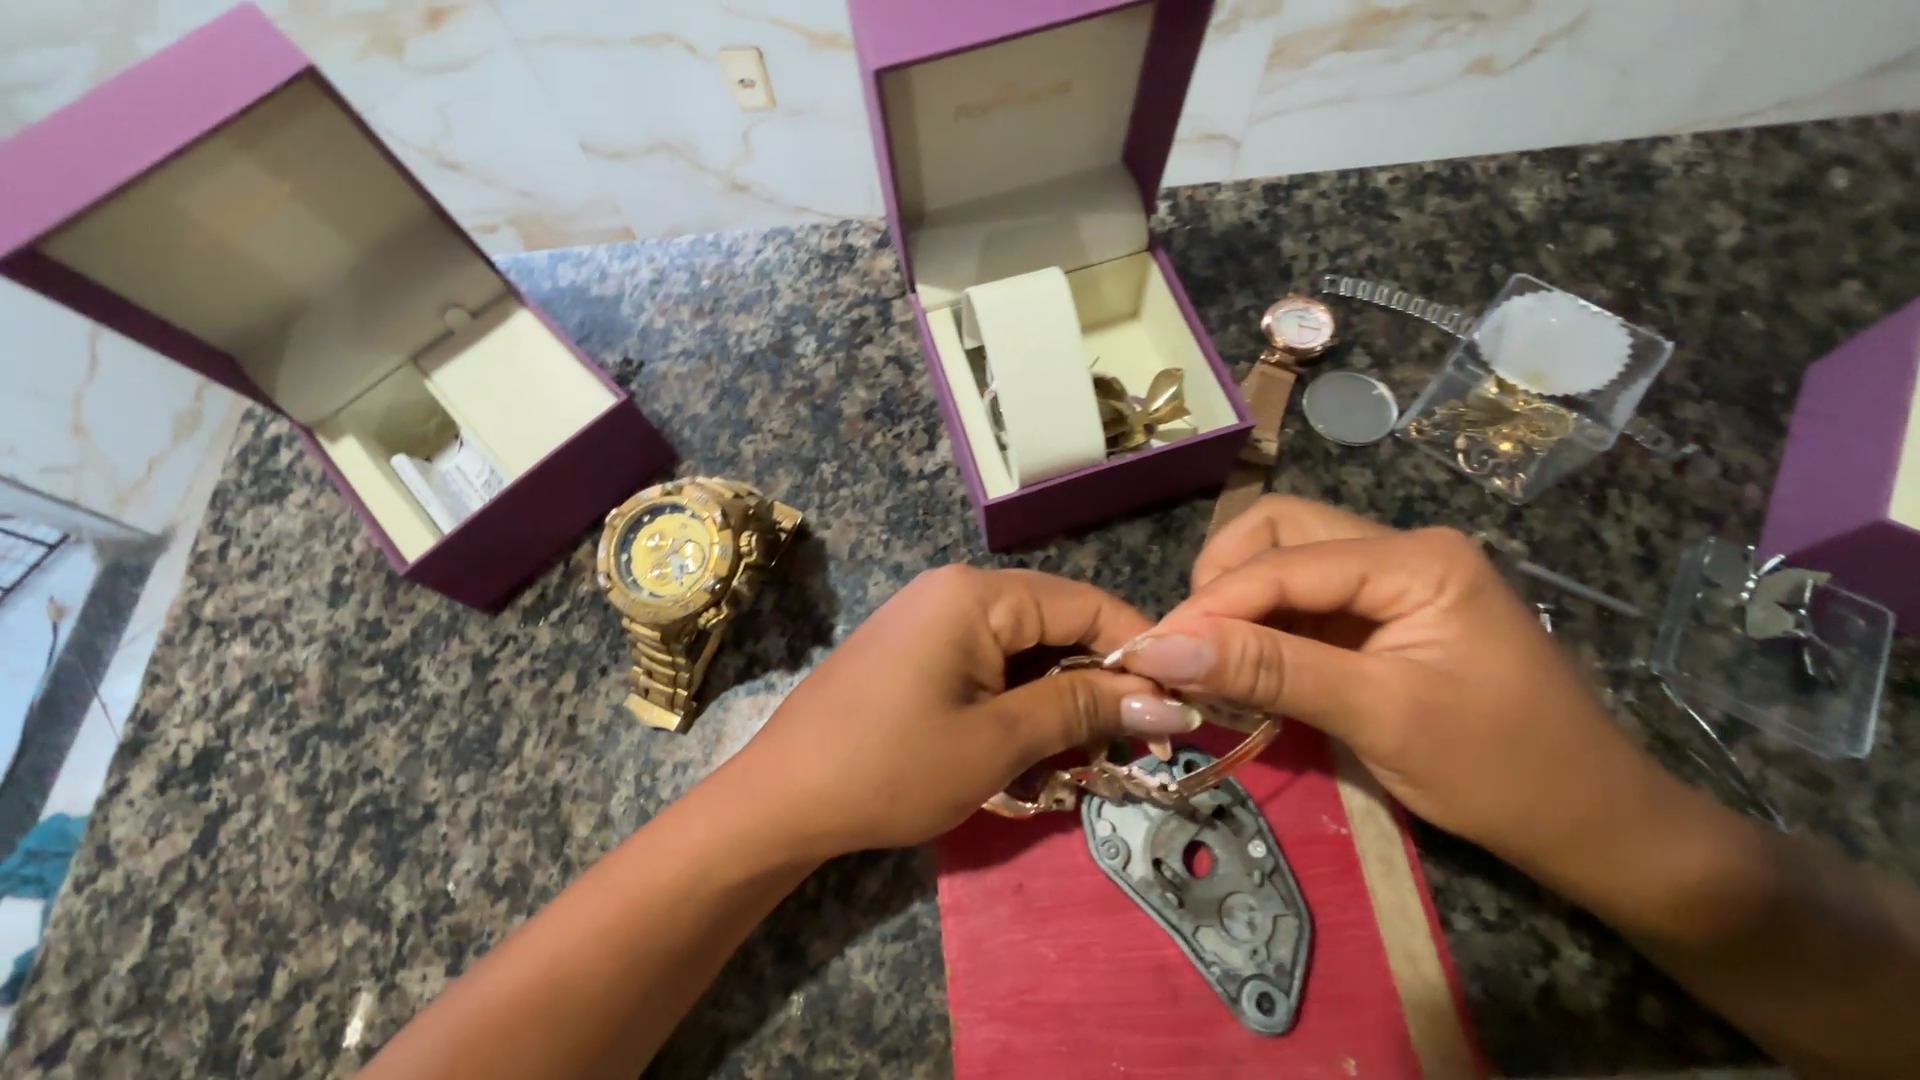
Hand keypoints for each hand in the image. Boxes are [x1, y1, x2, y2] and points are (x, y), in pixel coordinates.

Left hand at [707, 566, 1185, 859]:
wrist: (782, 797)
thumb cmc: (892, 767)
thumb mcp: (998, 742)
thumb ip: (1082, 710)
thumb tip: (1167, 701)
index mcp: (976, 594)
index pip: (1085, 603)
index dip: (1139, 649)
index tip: (1180, 701)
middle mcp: (955, 588)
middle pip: (1055, 621)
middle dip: (1100, 677)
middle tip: (1138, 736)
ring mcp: (930, 616)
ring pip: (1024, 644)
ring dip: (1060, 691)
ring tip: (1090, 745)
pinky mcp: (916, 647)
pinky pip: (988, 657)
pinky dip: (1020, 694)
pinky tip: (1034, 736)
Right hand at [1114, 496, 1675, 876]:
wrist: (1593, 822)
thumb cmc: (1501, 769)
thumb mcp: (1378, 716)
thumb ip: (1269, 671)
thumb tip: (1163, 649)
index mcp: (1416, 557)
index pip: (1283, 561)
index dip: (1211, 604)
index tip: (1150, 650)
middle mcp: (1401, 549)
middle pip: (1279, 533)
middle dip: (1222, 582)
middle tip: (1188, 646)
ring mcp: (1394, 580)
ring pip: (1285, 562)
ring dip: (1238, 604)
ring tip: (1208, 660)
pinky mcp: (1383, 616)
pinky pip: (1303, 602)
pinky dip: (1263, 629)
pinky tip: (1244, 668)